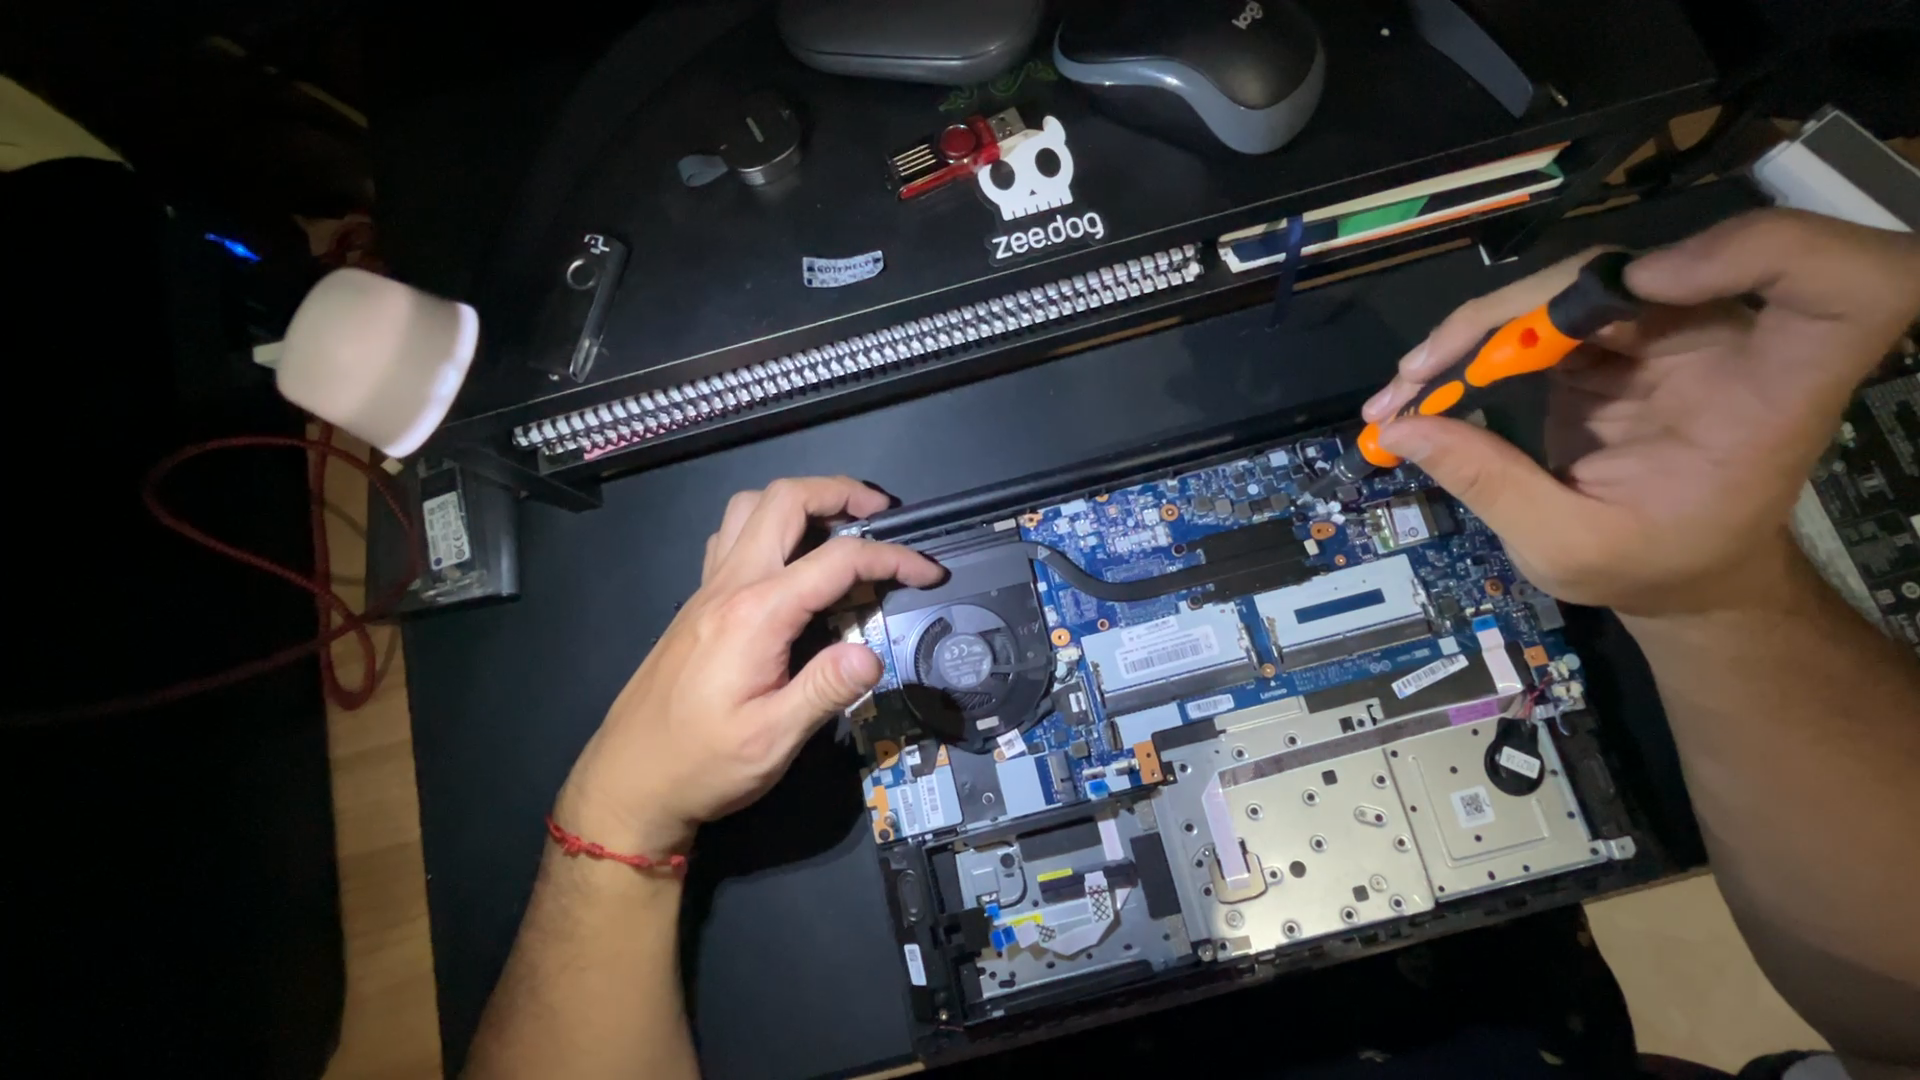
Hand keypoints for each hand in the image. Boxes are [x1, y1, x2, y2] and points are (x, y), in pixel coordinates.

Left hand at [555, 477, 943, 854]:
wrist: (628, 781)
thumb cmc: (702, 764)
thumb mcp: (773, 739)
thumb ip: (826, 690)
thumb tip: (873, 654)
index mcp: (756, 614)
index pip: (837, 560)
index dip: (892, 558)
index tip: (928, 572)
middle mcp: (730, 585)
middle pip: (784, 500)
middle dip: (840, 492)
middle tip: (881, 512)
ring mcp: (708, 589)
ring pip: (749, 508)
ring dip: (798, 501)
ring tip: (836, 524)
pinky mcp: (698, 603)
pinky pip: (730, 536)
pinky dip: (766, 525)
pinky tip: (786, 557)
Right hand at [1361, 209, 1919, 616]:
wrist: (1677, 573)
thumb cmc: (1653, 567)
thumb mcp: (1563, 546)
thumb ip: (1489, 483)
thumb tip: (1398, 428)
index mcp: (1766, 392)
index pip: (1839, 282)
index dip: (1753, 254)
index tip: (1644, 287)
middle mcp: (1721, 344)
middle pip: (1625, 277)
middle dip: (1510, 316)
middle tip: (1421, 375)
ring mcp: (1660, 341)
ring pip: (1564, 292)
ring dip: (1472, 333)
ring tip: (1402, 388)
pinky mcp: (1609, 351)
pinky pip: (1535, 325)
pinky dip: (1471, 352)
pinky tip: (1422, 388)